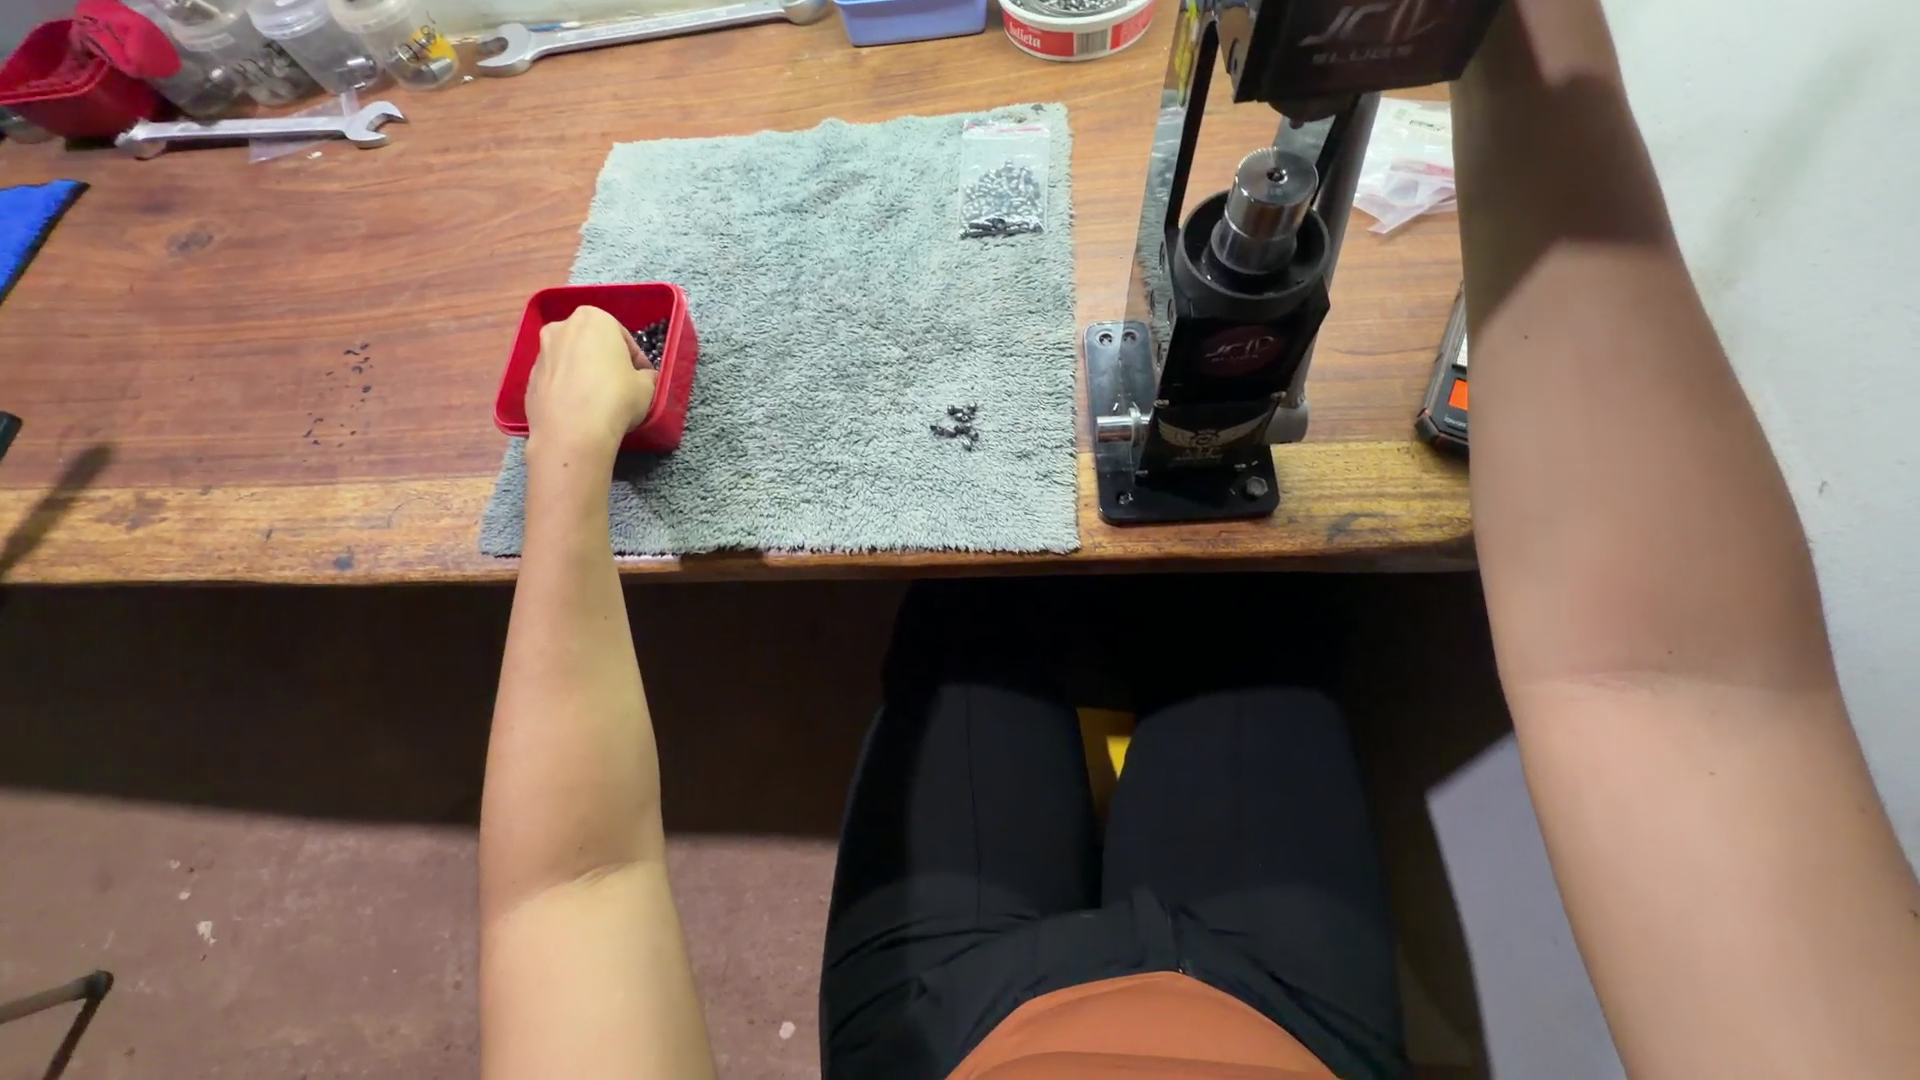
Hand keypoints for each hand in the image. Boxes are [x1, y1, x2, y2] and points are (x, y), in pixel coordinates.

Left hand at [524, 305, 655, 458]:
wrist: (572, 431)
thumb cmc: (616, 397)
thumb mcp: (647, 386)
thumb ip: (646, 376)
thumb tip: (644, 378)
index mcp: (593, 319)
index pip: (623, 337)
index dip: (636, 359)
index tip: (643, 378)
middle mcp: (561, 327)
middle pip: (592, 343)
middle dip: (606, 361)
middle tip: (621, 385)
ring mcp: (541, 352)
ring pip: (571, 360)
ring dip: (585, 374)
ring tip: (599, 400)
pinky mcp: (529, 378)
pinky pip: (557, 380)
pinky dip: (568, 389)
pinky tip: (580, 410)